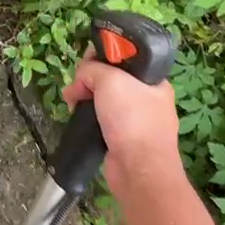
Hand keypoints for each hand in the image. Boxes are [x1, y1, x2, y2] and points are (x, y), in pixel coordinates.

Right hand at [62, 57, 182, 195]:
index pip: (125, 57)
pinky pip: (101, 116)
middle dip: (88, 77)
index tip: (88, 60)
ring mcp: (135, 119)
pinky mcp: (122, 136)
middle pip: (110, 76)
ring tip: (72, 101)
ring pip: (103, 97)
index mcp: (153, 80)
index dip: (103, 54)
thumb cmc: (131, 119)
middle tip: (78, 84)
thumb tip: (81, 81)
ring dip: (83, 95)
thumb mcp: (110, 80)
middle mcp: (146, 98)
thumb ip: (92, 69)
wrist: (139, 170)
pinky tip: (77, 114)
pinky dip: (87, 114)